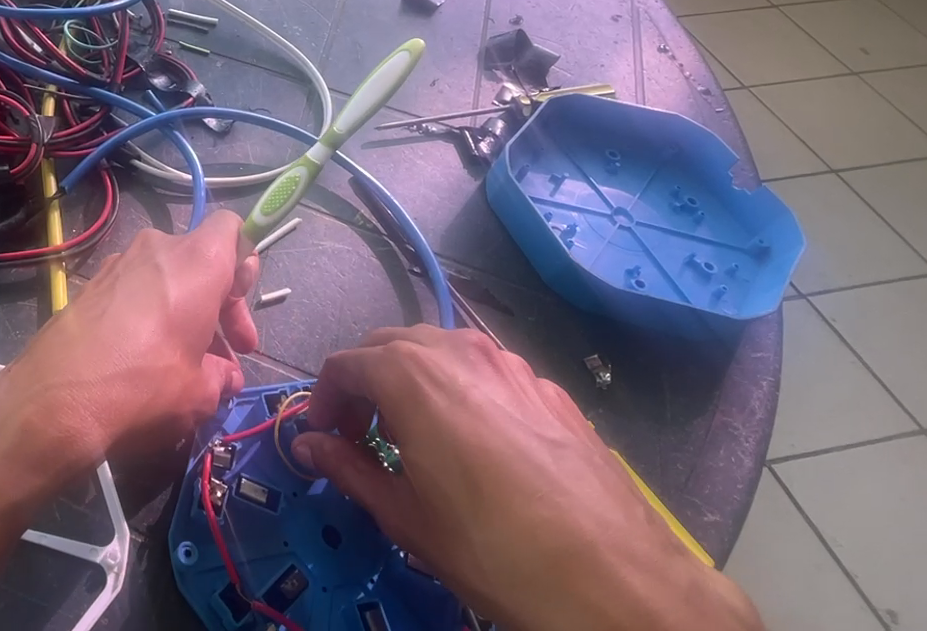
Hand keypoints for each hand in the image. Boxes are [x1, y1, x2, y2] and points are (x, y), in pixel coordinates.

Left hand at [0, 210, 259, 481]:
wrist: (54, 400)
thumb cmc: (143, 387)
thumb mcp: (200, 392)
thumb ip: (220, 375)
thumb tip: (222, 375)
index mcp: (195, 262)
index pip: (231, 227)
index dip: (244, 260)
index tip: (240, 304)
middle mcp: (156, 249)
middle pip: (200, 259)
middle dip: (218, 304)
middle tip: (227, 355)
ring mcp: (118, 264)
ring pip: (167, 277)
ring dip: (184, 313)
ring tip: (187, 368)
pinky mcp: (90, 285)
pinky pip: (135, 289)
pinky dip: (150, 315)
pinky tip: (147, 361)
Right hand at [291, 327, 761, 630]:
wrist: (618, 580)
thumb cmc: (492, 548)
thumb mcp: (404, 515)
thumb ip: (347, 468)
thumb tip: (308, 447)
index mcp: (409, 375)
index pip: (344, 365)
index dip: (322, 399)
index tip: (322, 436)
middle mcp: (456, 351)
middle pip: (388, 346)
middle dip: (363, 383)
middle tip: (361, 434)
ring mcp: (509, 364)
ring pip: (438, 350)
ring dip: (410, 379)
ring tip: (415, 434)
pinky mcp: (548, 388)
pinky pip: (485, 373)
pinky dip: (459, 391)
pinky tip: (474, 442)